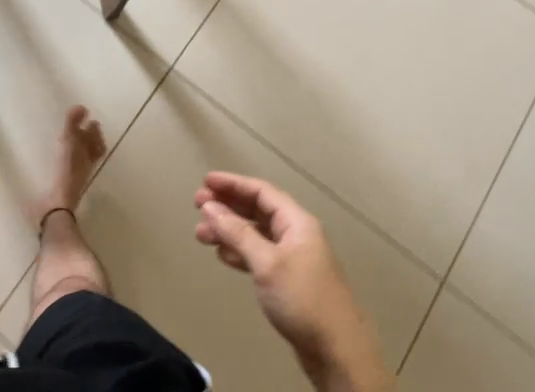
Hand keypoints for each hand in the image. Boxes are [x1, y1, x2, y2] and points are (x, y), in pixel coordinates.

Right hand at [193, 172, 384, 381]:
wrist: (337, 352)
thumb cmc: (302, 299)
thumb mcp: (267, 263)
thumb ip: (237, 232)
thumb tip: (209, 206)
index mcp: (297, 223)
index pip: (261, 192)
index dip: (233, 184)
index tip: (205, 182)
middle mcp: (296, 235)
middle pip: (257, 210)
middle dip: (227, 206)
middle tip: (197, 206)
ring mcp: (293, 258)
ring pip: (255, 234)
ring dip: (229, 231)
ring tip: (201, 235)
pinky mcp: (289, 280)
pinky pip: (259, 255)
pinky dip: (240, 251)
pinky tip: (224, 256)